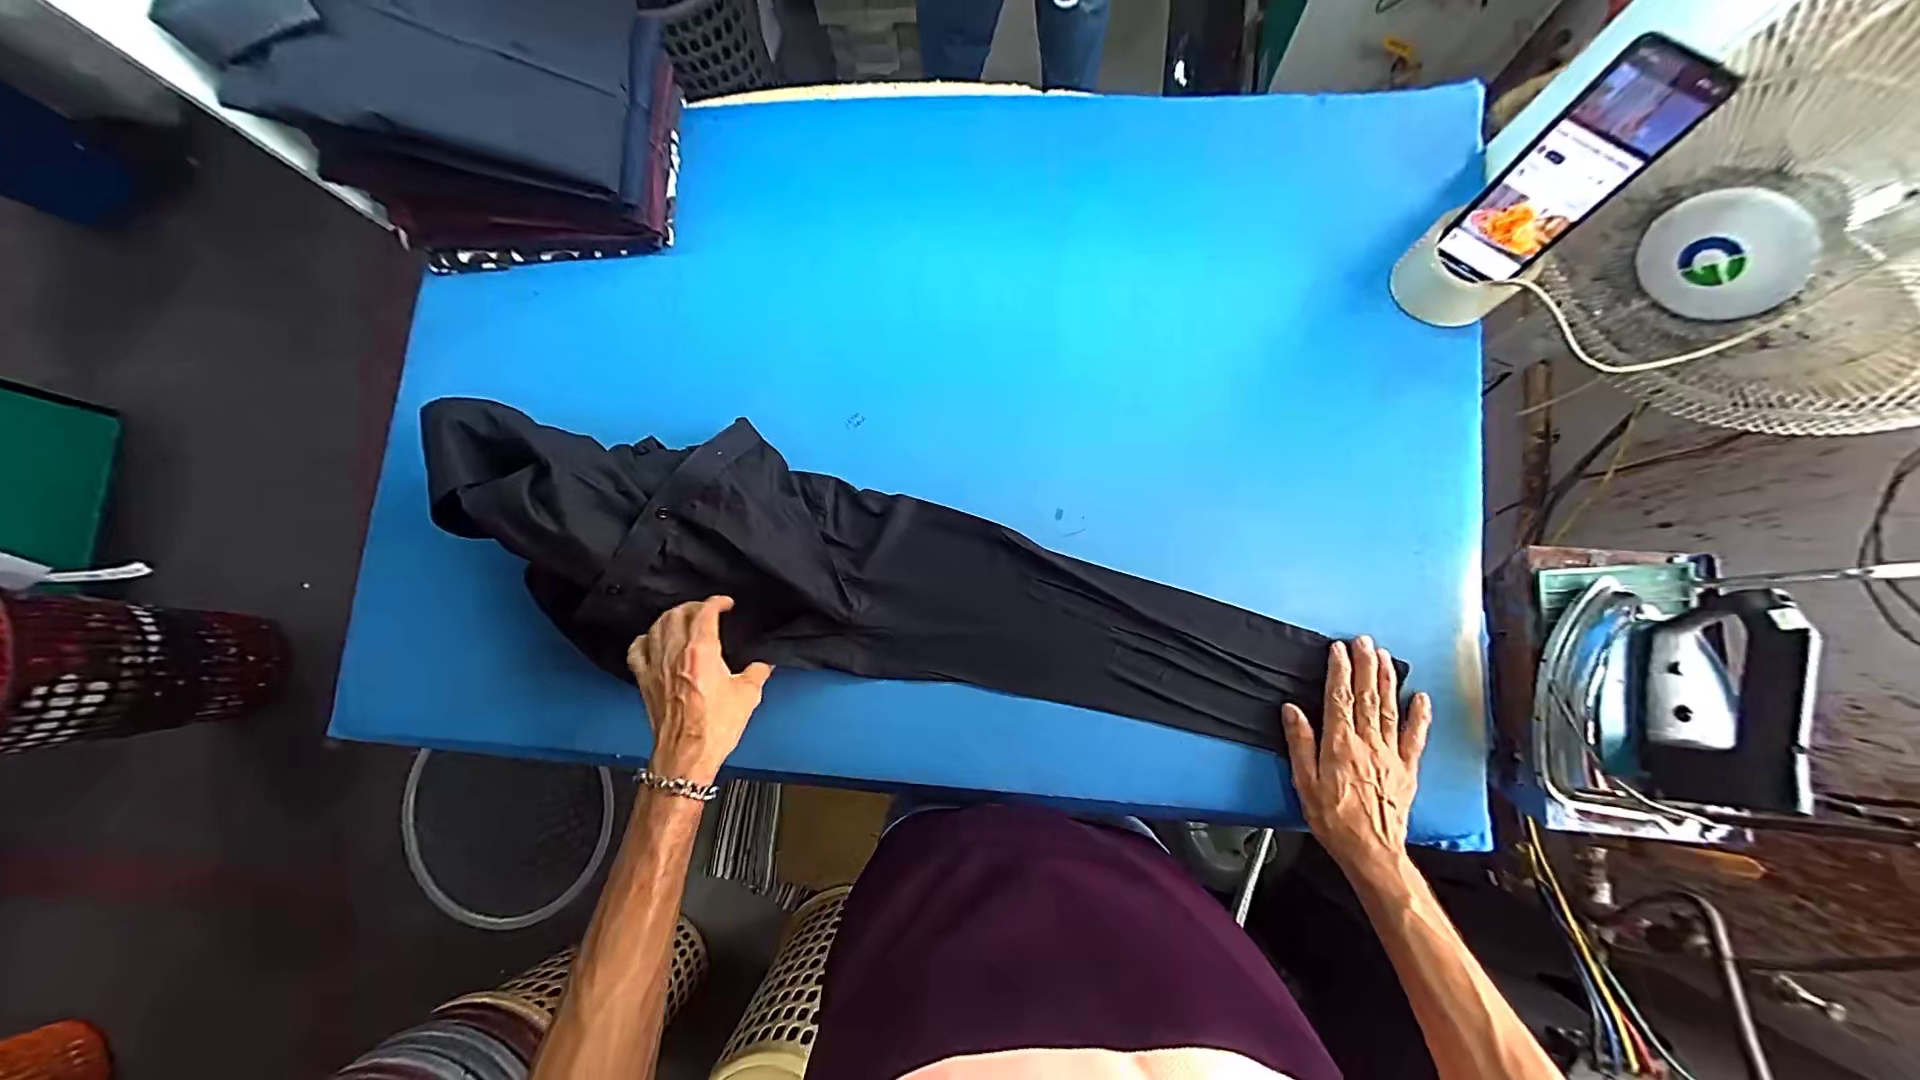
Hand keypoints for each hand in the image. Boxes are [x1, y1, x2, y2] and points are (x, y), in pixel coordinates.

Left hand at [626, 596, 772, 785]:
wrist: (687, 754)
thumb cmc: (714, 727)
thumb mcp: (748, 696)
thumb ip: (757, 673)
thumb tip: (762, 665)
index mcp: (701, 652)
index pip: (705, 612)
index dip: (716, 602)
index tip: (725, 603)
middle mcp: (675, 654)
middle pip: (677, 614)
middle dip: (694, 606)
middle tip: (706, 610)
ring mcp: (656, 667)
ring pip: (656, 627)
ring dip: (671, 617)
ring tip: (682, 618)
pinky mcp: (645, 681)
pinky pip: (637, 650)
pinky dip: (645, 639)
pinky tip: (652, 640)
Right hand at [1281, 636, 1431, 881]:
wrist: (1372, 851)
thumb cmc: (1333, 819)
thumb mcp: (1304, 782)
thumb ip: (1300, 743)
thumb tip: (1292, 710)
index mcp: (1340, 745)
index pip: (1339, 699)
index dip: (1339, 672)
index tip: (1338, 650)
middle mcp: (1368, 744)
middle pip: (1367, 697)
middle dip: (1365, 666)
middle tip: (1364, 641)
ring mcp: (1391, 755)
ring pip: (1390, 710)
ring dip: (1387, 681)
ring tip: (1385, 657)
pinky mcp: (1407, 769)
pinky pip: (1415, 738)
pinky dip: (1419, 716)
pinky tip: (1420, 697)